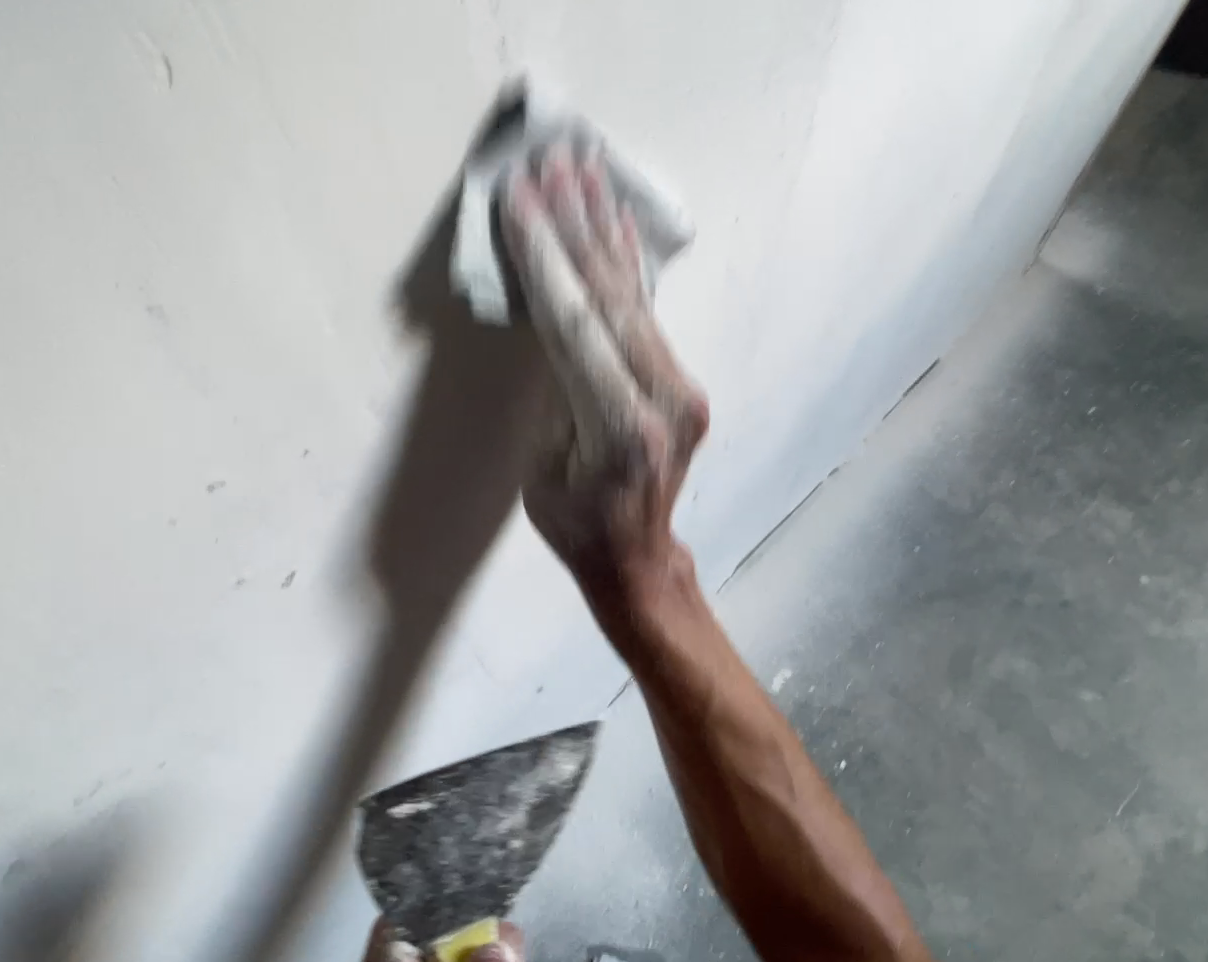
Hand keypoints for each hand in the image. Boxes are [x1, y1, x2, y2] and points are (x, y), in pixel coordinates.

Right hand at [501, 139, 709, 609]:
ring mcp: (683, 389)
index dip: (546, 258)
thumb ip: (556, 394)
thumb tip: (561, 327)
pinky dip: (630, 268)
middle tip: (556, 159)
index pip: (575, 325)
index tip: (522, 198)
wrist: (636, 556)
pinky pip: (649, 316)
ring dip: (606, 232)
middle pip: (612, 298)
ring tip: (587, 169)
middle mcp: (663, 400)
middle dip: (577, 226)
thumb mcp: (543, 469)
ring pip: (636, 298)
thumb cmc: (576, 526)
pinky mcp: (685, 384)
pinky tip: (619, 224)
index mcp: (619, 428)